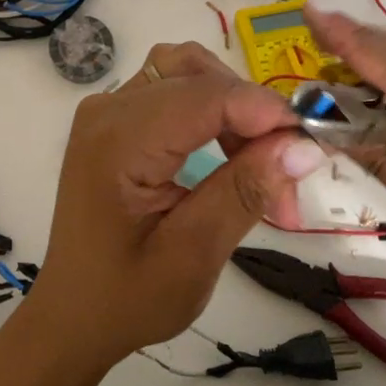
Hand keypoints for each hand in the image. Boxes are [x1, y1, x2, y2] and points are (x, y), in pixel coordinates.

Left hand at [24, 42, 329, 370]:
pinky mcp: (116, 120)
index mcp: (118, 140)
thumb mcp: (193, 255)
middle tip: (286, 176)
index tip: (313, 147)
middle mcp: (108, 109)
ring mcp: (108, 110)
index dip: (264, 109)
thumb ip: (243, 192)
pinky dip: (212, 113)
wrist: (73, 312)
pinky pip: (173, 92)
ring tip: (264, 170)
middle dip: (251, 113)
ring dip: (235, 109)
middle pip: (196, 74)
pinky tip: (233, 158)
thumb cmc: (127, 295)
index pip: (204, 95)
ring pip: (187, 74)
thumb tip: (301, 146)